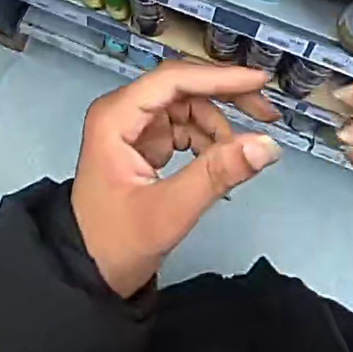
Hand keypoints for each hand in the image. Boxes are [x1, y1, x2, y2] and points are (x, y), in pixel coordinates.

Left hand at [71, 62, 284, 297]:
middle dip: (225, 95)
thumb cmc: (113, 243)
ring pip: (187, 105)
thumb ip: (216, 175)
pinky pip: (184, 126)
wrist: (87, 274)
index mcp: (115, 117)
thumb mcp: (168, 212)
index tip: (257, 81)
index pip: (173, 80)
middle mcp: (123, 111)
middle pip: (182, 87)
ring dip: (219, 122)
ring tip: (240, 153)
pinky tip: (221, 159)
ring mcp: (134, 126)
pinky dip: (207, 139)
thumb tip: (264, 145)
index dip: (218, 77)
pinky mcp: (145, 142)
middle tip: (265, 110)